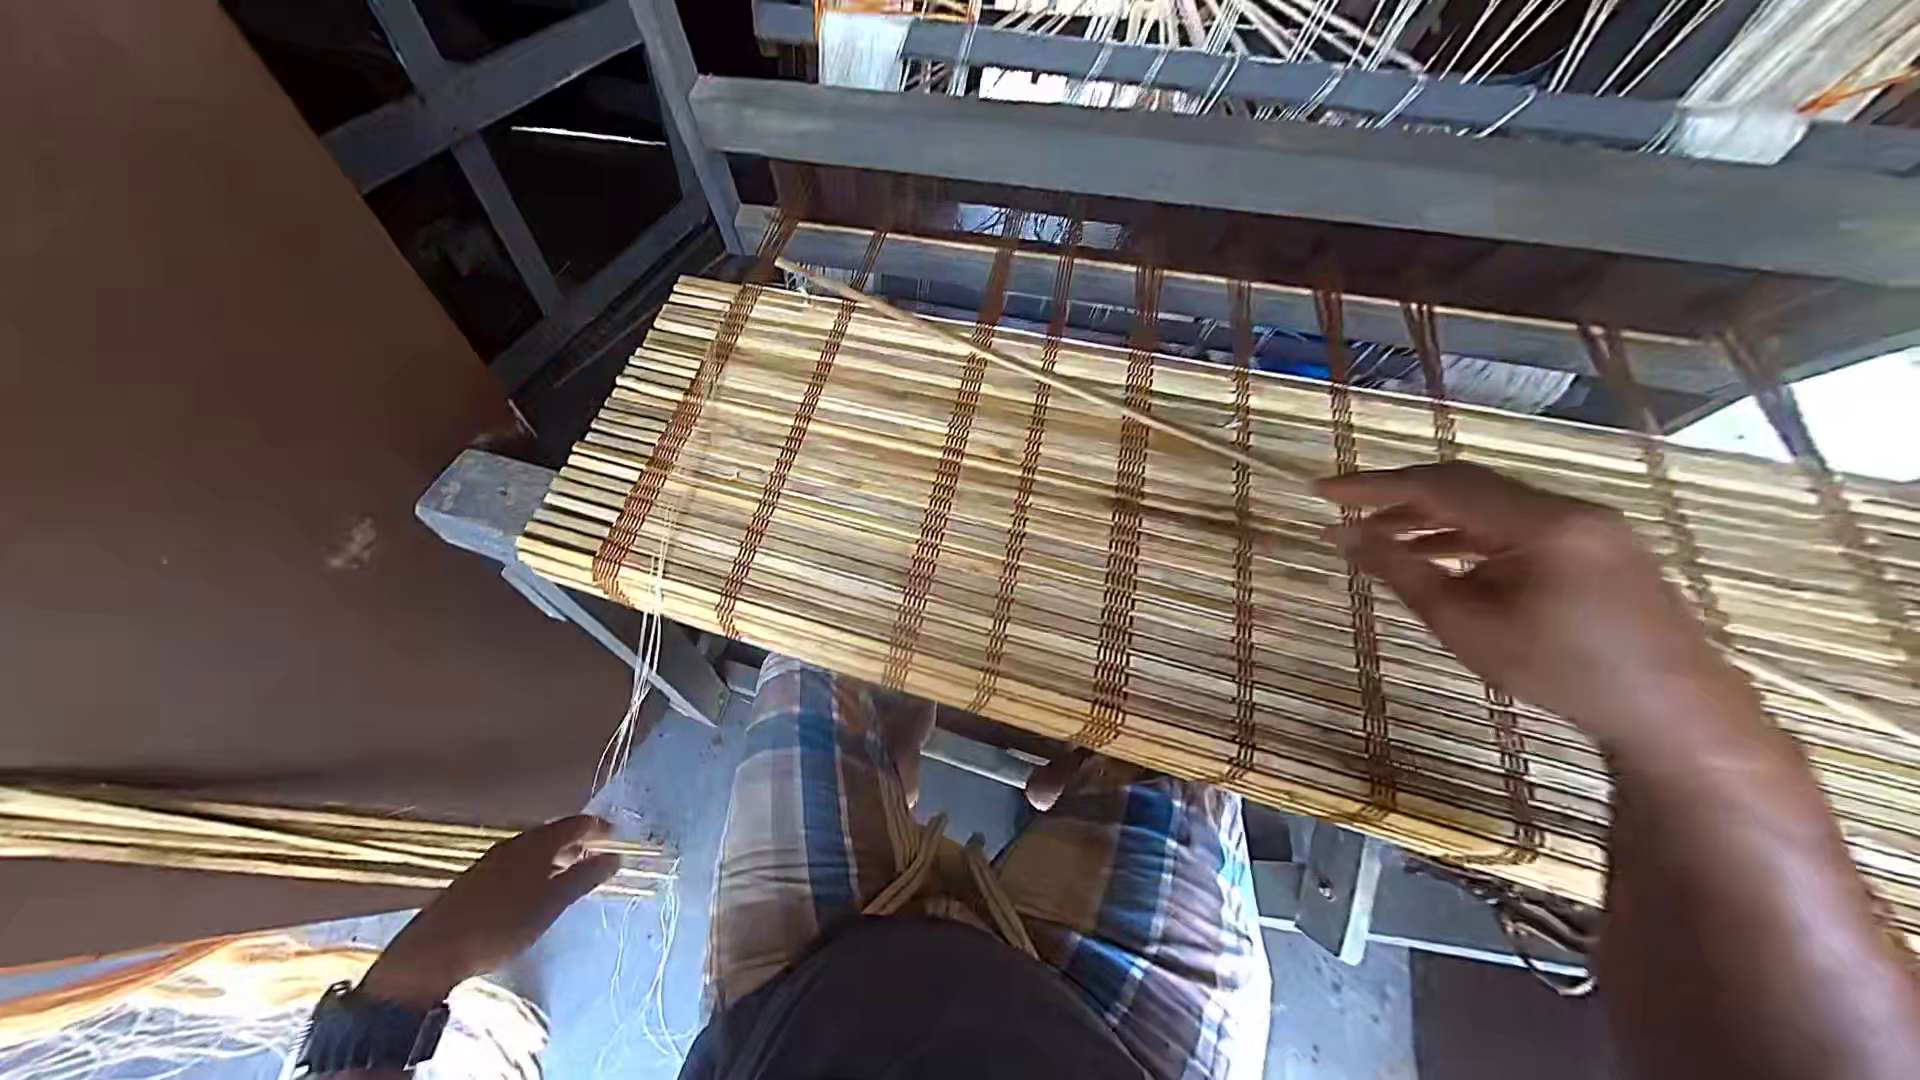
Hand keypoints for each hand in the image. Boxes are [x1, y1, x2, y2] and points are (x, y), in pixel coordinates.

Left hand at [358, 815, 619, 1005]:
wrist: (429, 955)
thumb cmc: (501, 925)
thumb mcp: (551, 904)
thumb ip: (585, 878)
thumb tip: (615, 858)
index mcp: (537, 843)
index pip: (576, 823)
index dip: (598, 827)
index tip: (614, 836)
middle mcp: (514, 844)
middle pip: (553, 834)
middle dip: (576, 843)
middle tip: (593, 857)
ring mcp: (490, 861)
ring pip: (533, 849)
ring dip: (554, 857)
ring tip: (567, 876)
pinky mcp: (473, 880)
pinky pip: (515, 863)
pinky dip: (534, 869)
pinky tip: (532, 891)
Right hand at [1314, 462, 1754, 750]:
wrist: (1673, 713)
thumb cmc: (1559, 671)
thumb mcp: (1463, 623)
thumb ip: (1399, 570)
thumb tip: (1342, 536)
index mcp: (1539, 522)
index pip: (1436, 486)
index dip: (1370, 486)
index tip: (1320, 490)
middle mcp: (1566, 507)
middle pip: (1463, 484)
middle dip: (1396, 494)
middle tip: (1343, 508)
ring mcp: (1586, 523)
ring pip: (1487, 502)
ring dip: (1428, 515)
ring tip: (1377, 535)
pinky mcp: (1592, 542)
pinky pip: (1513, 522)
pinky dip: (1464, 532)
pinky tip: (1432, 552)